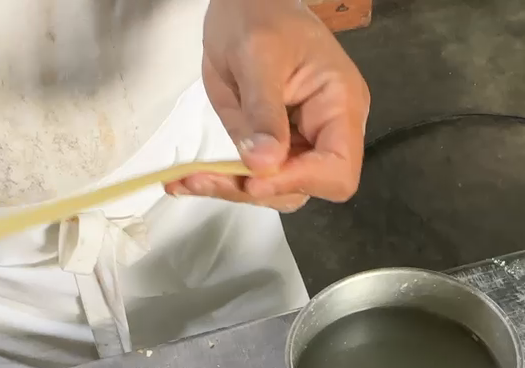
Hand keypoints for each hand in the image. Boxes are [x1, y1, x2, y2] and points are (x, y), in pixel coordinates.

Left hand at [173, 0, 370, 210]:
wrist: (243, 2)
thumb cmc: (259, 13)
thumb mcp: (258, 55)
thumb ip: (263, 112)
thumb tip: (264, 164)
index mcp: (340, 107)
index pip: (337, 173)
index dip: (300, 182)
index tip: (255, 176)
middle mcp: (325, 134)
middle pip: (301, 189)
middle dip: (255, 188)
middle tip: (204, 179)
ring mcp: (298, 145)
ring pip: (272, 191)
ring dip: (230, 189)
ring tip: (186, 180)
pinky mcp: (272, 150)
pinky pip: (251, 178)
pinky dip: (219, 182)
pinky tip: (184, 181)